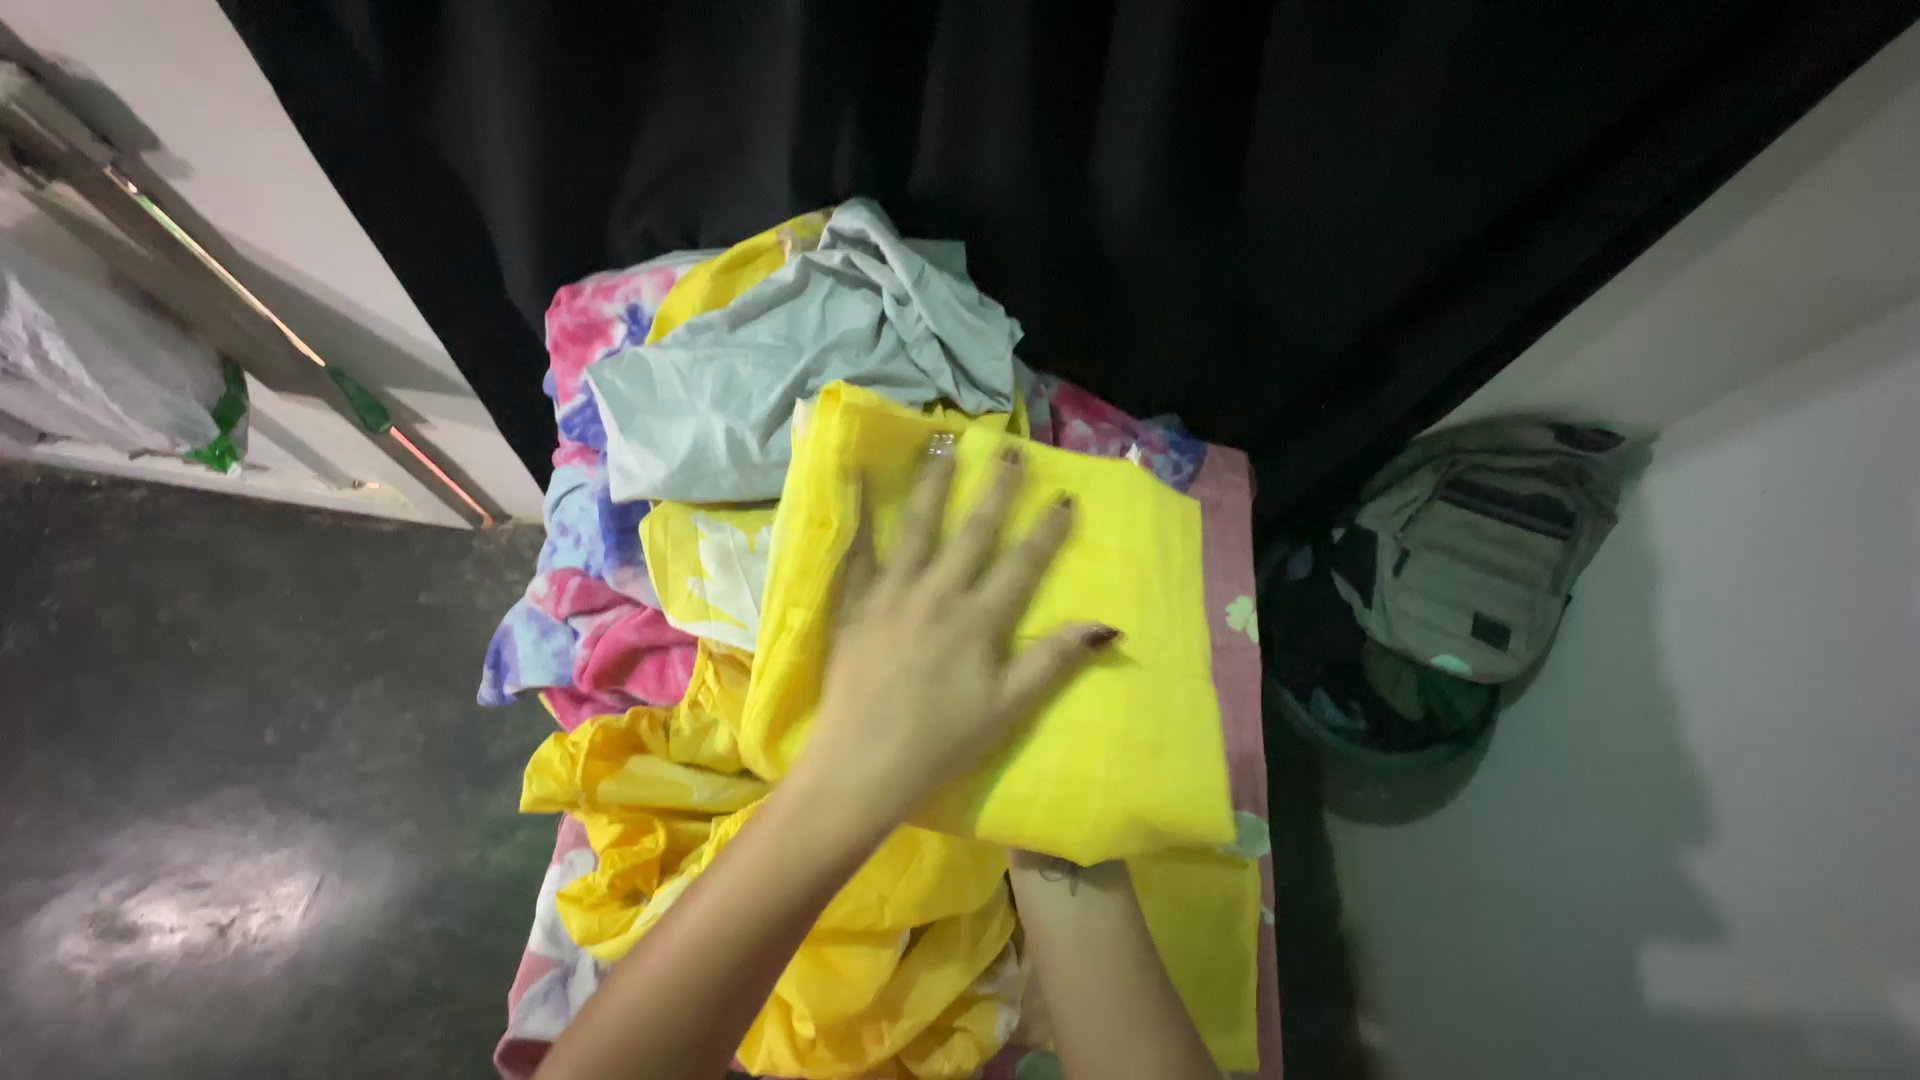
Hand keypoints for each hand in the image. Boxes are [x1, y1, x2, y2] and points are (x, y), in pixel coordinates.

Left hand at [793, 432, 1121, 823]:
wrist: (862, 765)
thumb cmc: (941, 742)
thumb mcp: (1008, 708)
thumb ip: (1052, 660)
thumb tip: (1107, 625)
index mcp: (978, 621)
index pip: (1022, 564)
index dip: (1048, 530)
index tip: (1066, 496)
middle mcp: (937, 594)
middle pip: (974, 532)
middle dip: (996, 490)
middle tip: (1011, 452)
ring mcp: (890, 593)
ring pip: (917, 526)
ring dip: (935, 482)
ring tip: (944, 443)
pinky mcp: (852, 602)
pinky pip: (856, 547)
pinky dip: (859, 509)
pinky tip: (858, 474)